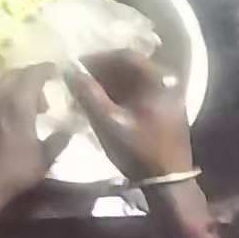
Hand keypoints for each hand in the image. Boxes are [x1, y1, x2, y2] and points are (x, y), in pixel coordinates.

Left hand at [0, 65, 70, 216]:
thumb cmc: (8, 174)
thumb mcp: (42, 161)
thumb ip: (58, 140)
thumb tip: (70, 128)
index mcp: (18, 102)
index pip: (34, 73)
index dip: (47, 70)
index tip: (55, 72)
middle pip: (14, 72)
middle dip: (30, 78)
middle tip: (39, 95)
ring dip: (9, 81)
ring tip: (16, 97)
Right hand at [65, 51, 193, 181]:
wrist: (167, 182)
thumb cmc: (138, 150)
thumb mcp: (108, 121)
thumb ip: (88, 93)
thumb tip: (69, 67)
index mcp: (157, 78)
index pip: (123, 55)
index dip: (96, 59)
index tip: (75, 68)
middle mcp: (167, 80)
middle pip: (129, 67)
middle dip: (101, 72)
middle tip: (78, 82)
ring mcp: (169, 94)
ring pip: (133, 80)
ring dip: (109, 84)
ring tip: (86, 95)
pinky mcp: (166, 108)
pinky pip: (140, 92)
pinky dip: (120, 95)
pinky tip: (103, 106)